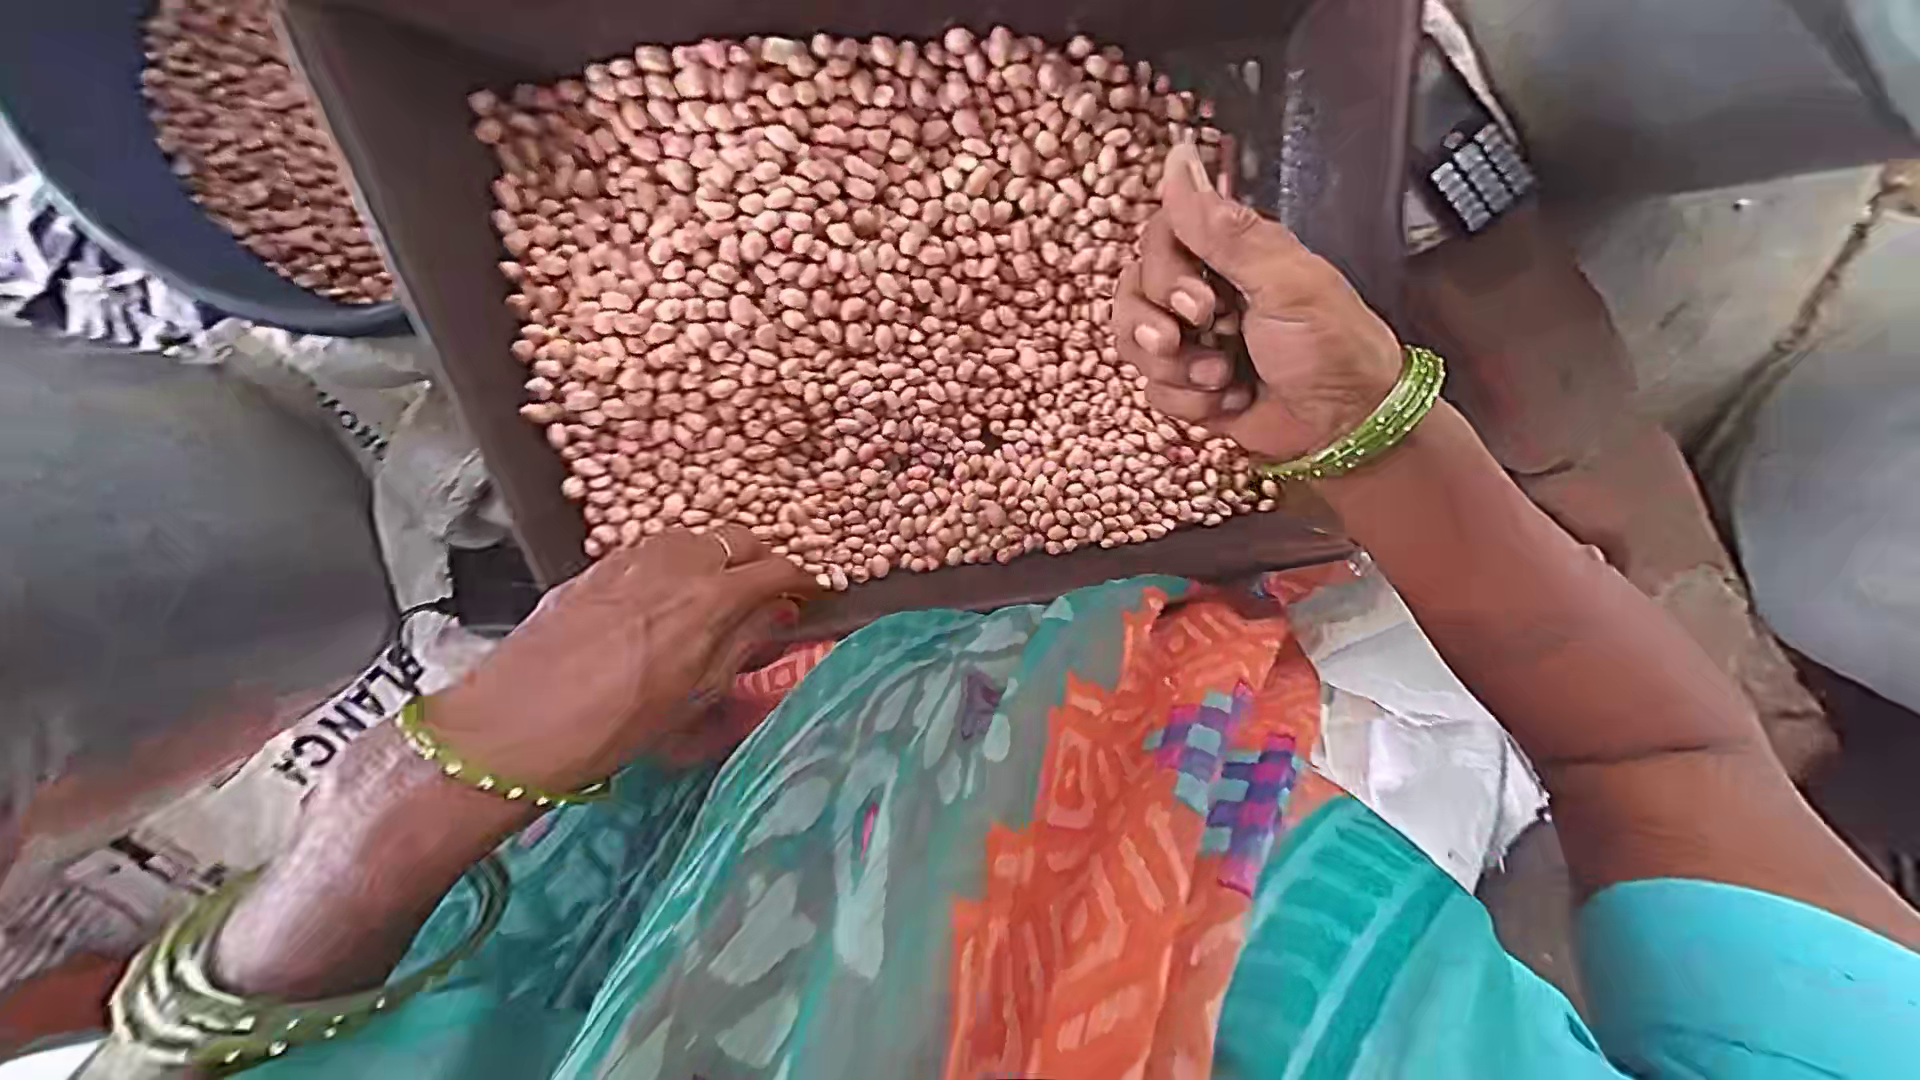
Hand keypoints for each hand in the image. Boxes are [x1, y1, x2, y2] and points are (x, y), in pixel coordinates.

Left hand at [426, 526, 816, 787]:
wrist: (513, 728)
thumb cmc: (619, 723)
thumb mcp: (698, 690)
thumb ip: (746, 639)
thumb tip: (780, 611)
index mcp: (711, 597)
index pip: (775, 570)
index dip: (801, 579)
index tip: (810, 592)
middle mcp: (677, 563)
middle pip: (738, 539)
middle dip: (761, 560)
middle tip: (766, 592)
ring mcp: (633, 557)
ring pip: (696, 536)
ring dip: (719, 555)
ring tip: (718, 589)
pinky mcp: (598, 565)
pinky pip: (655, 547)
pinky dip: (679, 560)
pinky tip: (668, 591)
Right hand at [1113, 142, 1405, 460]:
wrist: (1340, 427)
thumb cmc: (1327, 347)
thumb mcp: (1285, 282)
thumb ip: (1224, 230)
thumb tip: (1178, 160)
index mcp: (1227, 256)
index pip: (1158, 241)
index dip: (1163, 274)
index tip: (1198, 303)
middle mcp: (1199, 294)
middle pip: (1133, 293)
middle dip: (1158, 327)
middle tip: (1201, 337)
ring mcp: (1188, 343)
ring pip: (1133, 345)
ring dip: (1176, 369)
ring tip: (1222, 378)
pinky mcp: (1182, 387)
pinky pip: (1152, 390)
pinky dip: (1189, 402)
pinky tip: (1228, 401)